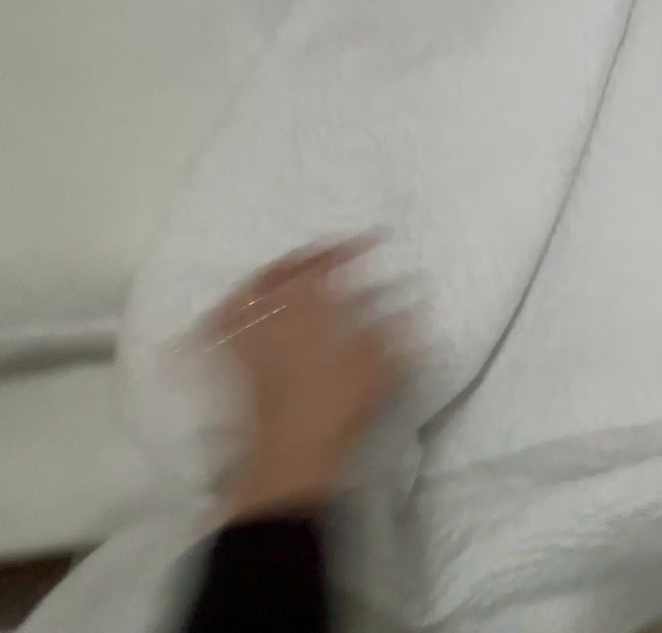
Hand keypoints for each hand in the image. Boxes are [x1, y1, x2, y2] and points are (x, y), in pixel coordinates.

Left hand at [204, 237, 404, 521]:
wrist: (295, 453)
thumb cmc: (346, 403)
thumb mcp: (387, 360)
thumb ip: (395, 324)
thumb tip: (412, 298)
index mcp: (314, 313)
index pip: (325, 266)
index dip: (346, 249)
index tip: (372, 240)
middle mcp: (274, 320)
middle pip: (277, 275)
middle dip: (301, 257)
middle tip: (326, 250)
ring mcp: (248, 342)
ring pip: (243, 297)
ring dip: (264, 277)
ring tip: (283, 272)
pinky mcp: (232, 367)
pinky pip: (216, 329)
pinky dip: (224, 312)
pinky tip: (233, 310)